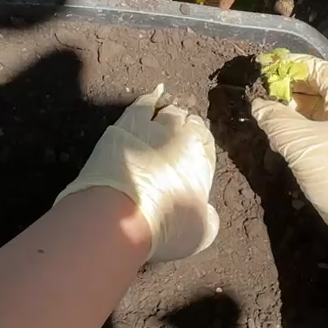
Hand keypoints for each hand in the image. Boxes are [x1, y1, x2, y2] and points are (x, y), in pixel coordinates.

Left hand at [58, 85, 219, 261]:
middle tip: (176, 139)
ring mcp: (152, 127)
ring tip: (167, 115)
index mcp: (202, 158)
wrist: (120, 214)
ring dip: (167, 113)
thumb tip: (205, 211)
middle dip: (183, 128)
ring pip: (166, 111)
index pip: (206, 140)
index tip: (193, 153)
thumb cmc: (166, 226)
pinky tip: (155, 93)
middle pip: (186, 123)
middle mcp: (181, 136)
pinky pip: (143, 103)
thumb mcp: (200, 233)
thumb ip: (207, 217)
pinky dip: (151, 98)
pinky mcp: (124, 125)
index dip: (199, 145)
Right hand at [251, 56, 327, 250]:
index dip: (291, 66)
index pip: (321, 69)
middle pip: (325, 87)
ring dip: (299, 108)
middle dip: (293, 89)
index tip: (266, 67)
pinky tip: (289, 130)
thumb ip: (275, 119)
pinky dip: (310, 123)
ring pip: (327, 107)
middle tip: (264, 92)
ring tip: (272, 111)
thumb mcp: (299, 144)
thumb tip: (258, 105)